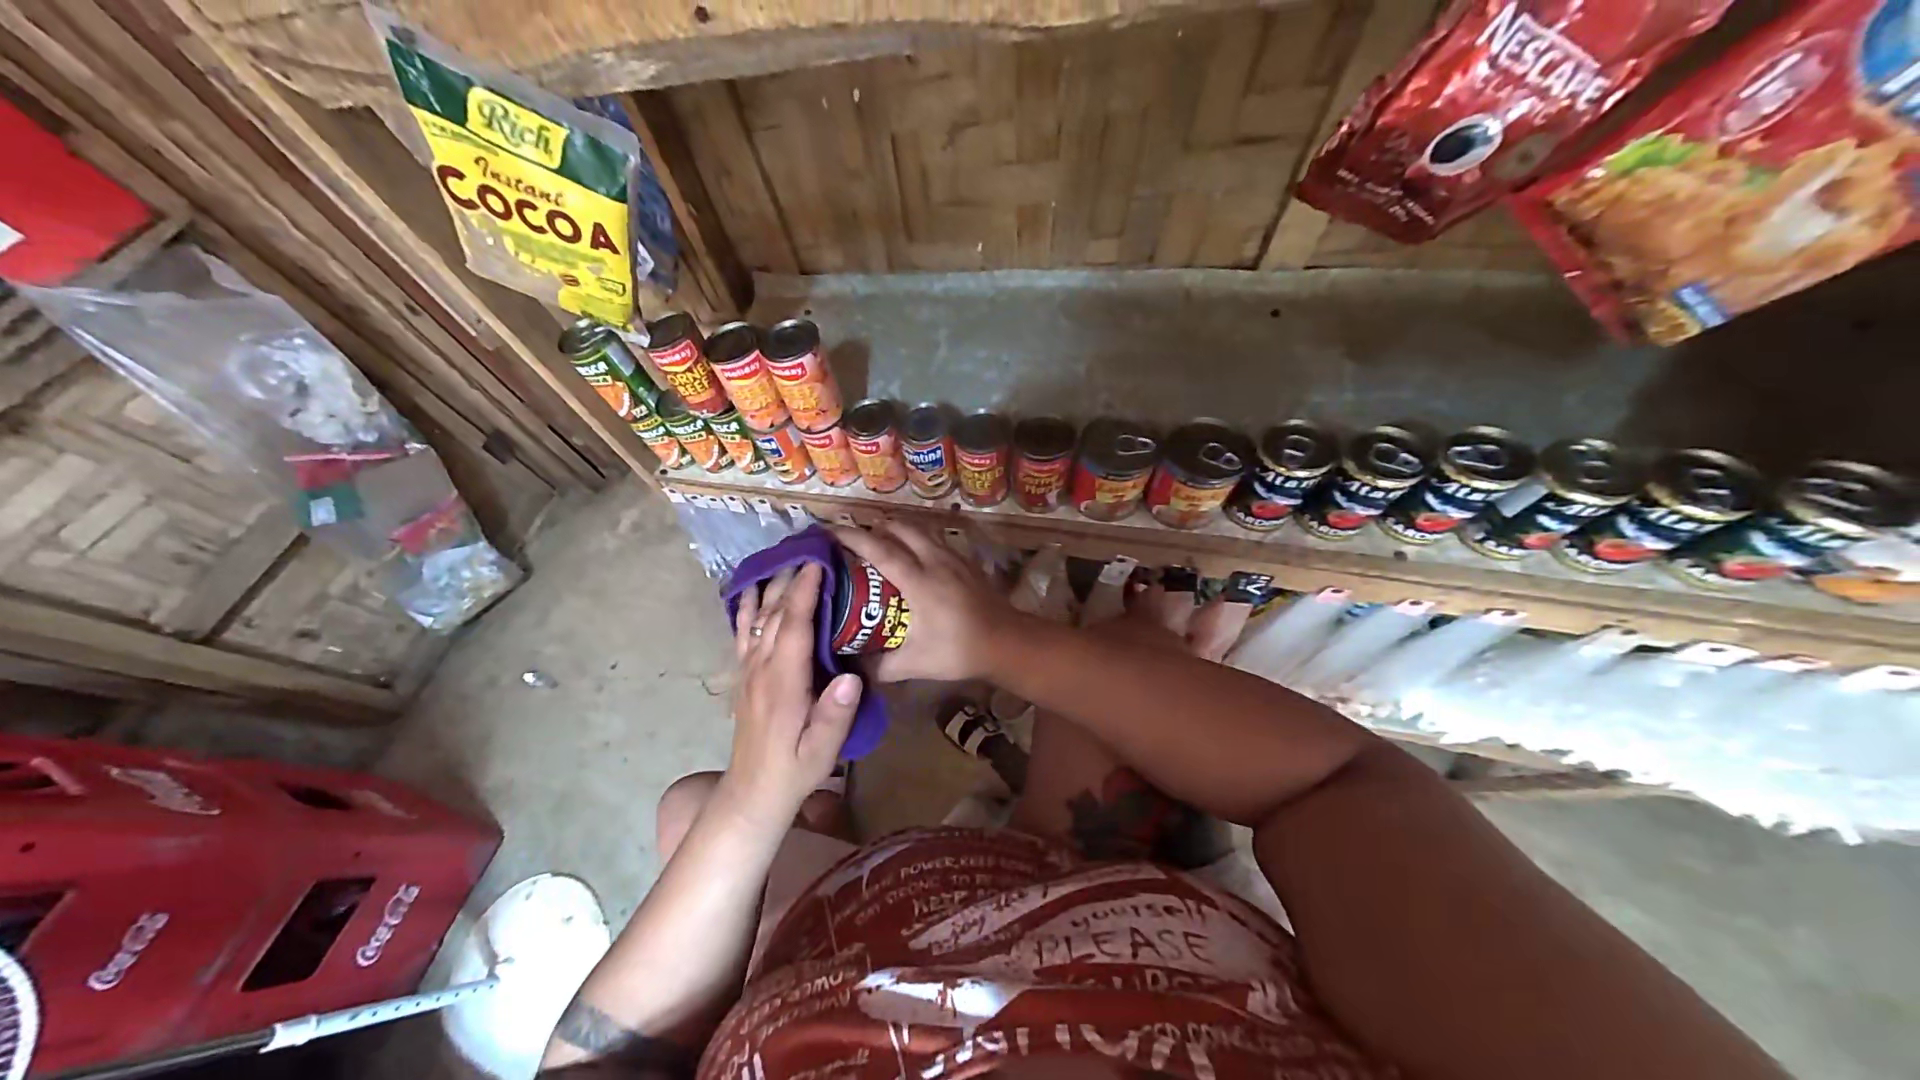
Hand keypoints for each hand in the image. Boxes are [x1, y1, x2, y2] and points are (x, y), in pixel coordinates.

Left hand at [721, 564, 859, 826]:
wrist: (752, 792)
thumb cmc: (794, 769)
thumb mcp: (822, 751)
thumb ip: (835, 714)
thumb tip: (852, 677)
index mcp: (783, 683)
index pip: (794, 627)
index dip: (805, 593)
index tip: (819, 563)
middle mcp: (761, 669)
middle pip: (774, 614)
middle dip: (791, 579)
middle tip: (811, 549)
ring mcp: (748, 671)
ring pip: (756, 618)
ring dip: (771, 586)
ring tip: (787, 559)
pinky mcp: (743, 676)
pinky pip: (742, 632)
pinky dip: (746, 606)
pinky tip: (750, 589)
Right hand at [831, 522, 1016, 682]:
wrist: (1007, 643)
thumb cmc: (959, 651)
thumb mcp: (915, 664)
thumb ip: (880, 666)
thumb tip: (851, 666)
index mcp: (919, 581)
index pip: (880, 549)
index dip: (853, 538)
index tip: (830, 532)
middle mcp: (935, 561)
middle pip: (901, 528)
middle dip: (875, 526)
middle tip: (854, 537)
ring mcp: (954, 558)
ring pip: (921, 529)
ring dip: (898, 528)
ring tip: (880, 538)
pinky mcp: (967, 561)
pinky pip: (936, 538)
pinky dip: (918, 538)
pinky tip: (914, 554)